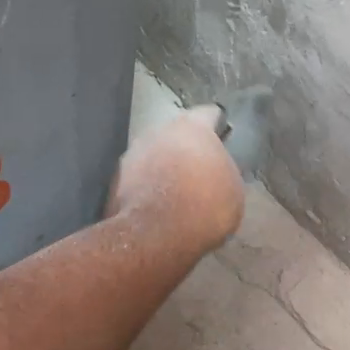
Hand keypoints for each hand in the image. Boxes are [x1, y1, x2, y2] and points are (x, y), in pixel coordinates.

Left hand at [107, 103, 244, 251]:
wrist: (155, 234)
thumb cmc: (205, 207)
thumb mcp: (233, 189)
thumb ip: (224, 169)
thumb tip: (215, 168)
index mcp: (192, 127)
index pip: (209, 114)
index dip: (218, 127)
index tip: (223, 139)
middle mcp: (159, 131)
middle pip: (177, 134)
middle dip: (187, 149)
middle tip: (200, 171)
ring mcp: (133, 153)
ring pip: (155, 154)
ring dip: (165, 167)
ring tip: (177, 192)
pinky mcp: (116, 179)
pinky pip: (140, 177)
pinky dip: (149, 186)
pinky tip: (159, 206)